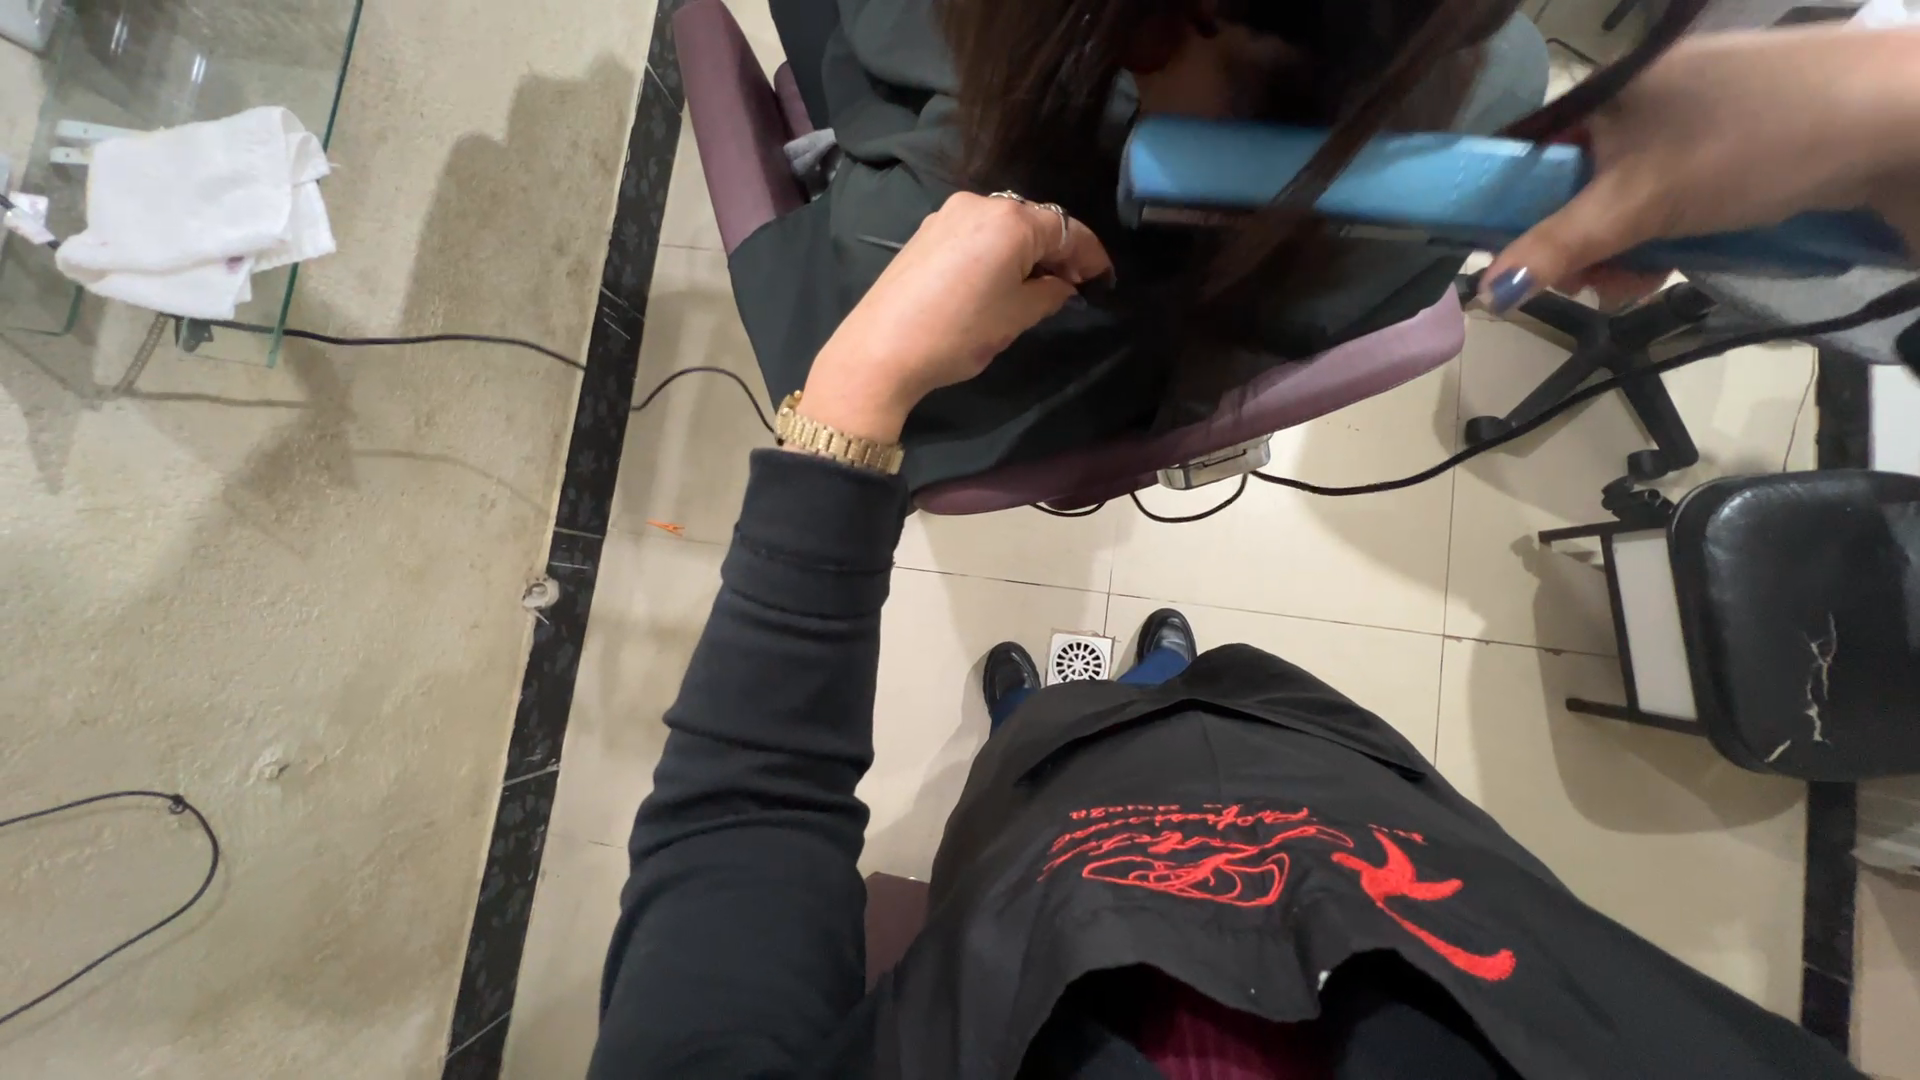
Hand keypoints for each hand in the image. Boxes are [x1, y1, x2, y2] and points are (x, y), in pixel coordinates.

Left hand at [794, 192, 1113, 443]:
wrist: (881, 349)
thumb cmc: (958, 333)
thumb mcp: (1016, 318)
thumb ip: (1049, 294)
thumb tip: (1063, 285)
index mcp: (1011, 220)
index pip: (1067, 229)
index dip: (1091, 256)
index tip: (1103, 280)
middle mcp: (980, 204)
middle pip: (1034, 221)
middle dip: (1057, 252)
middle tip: (1071, 286)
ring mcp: (948, 216)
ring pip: (1004, 227)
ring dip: (1025, 252)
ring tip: (1034, 287)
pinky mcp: (926, 233)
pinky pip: (976, 234)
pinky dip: (996, 252)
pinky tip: (998, 280)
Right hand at [1481, 26, 1919, 313]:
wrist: (1916, 120)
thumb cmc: (1758, 143)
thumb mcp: (1639, 204)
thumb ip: (1554, 249)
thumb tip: (1483, 295)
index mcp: (1610, 92)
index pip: (1525, 158)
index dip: (1510, 214)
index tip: (1519, 260)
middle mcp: (1643, 99)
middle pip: (1568, 191)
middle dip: (1575, 248)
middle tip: (1595, 281)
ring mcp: (1690, 121)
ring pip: (1615, 204)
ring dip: (1617, 253)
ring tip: (1645, 278)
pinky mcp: (1730, 145)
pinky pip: (1661, 200)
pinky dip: (1659, 237)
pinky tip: (1675, 259)